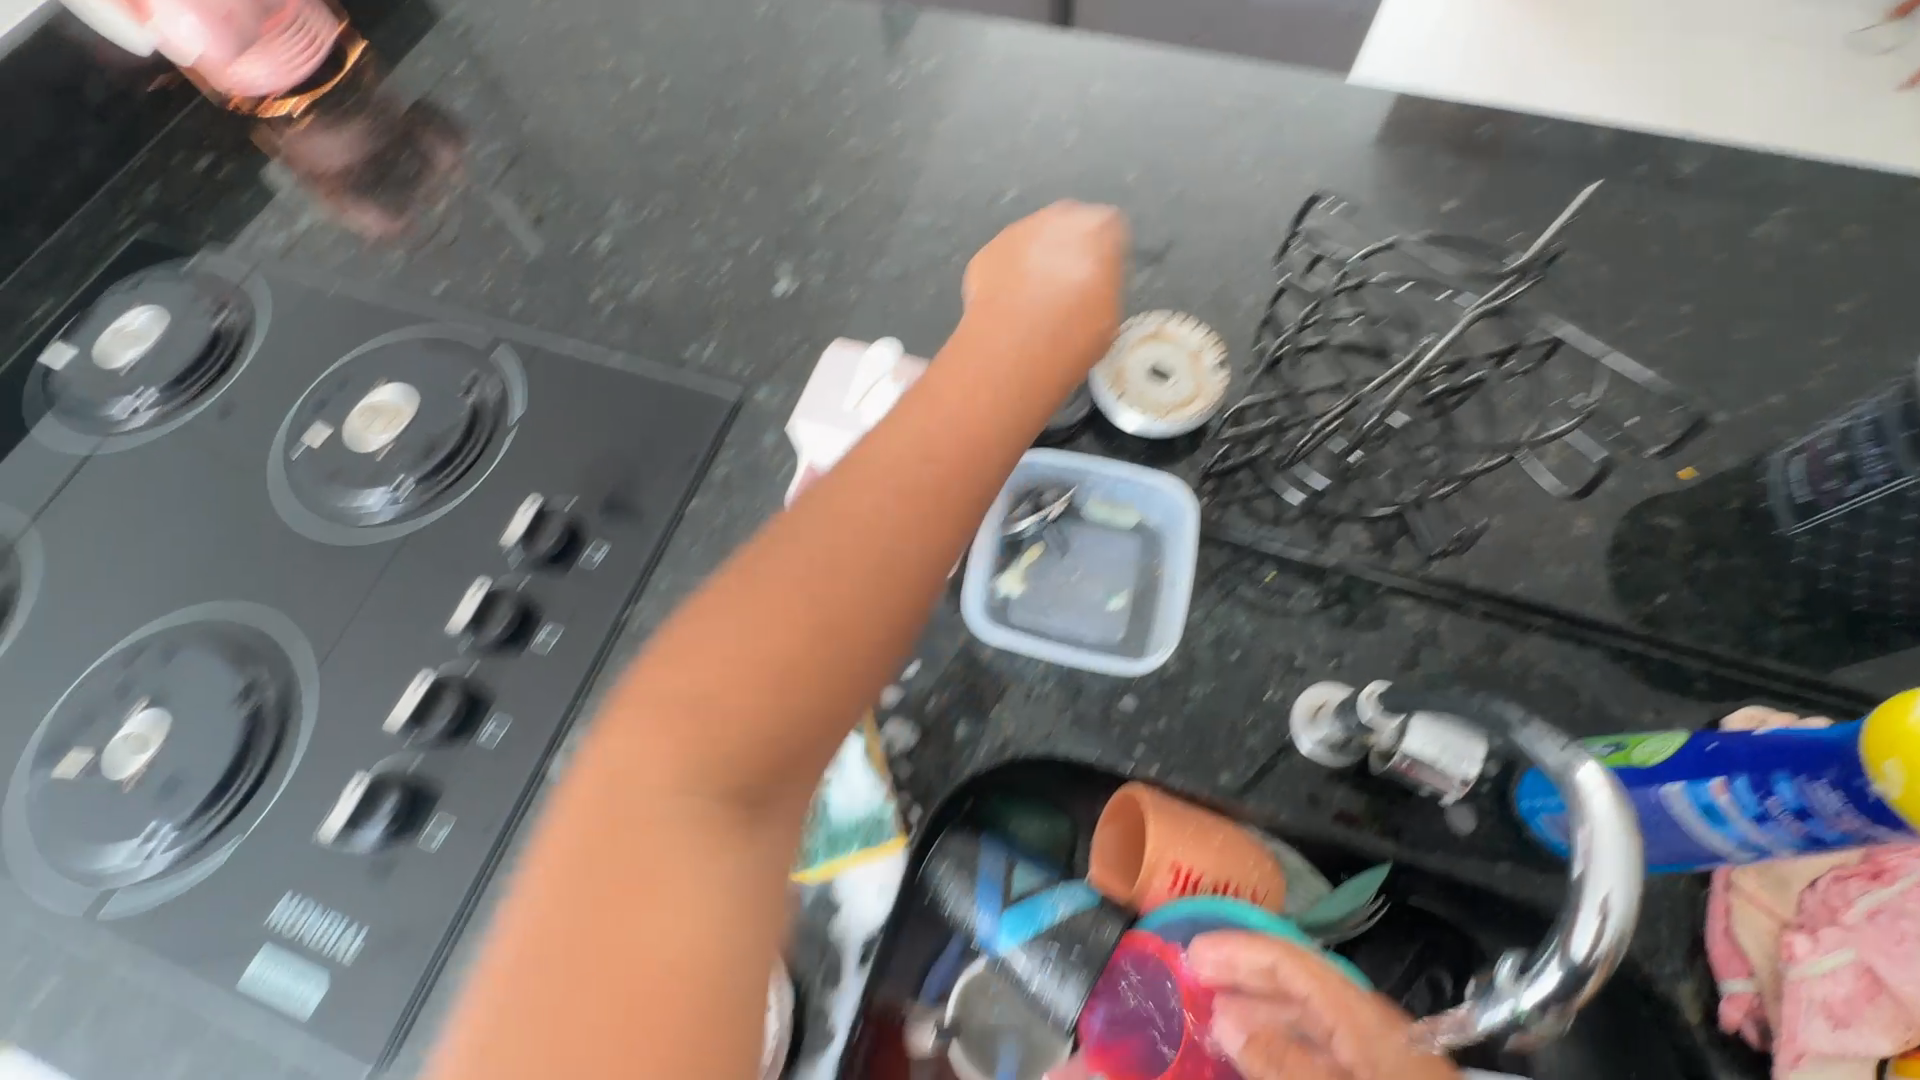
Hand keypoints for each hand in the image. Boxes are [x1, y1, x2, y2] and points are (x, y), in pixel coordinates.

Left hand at [960, 201, 1129, 377]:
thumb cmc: (1073, 335)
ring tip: (1036, 298)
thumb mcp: (1109, 315)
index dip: (1105, 256)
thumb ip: (1105, 285)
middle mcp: (1060, 217)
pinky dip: (1009, 273)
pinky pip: (1006, 258)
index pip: (1111, 230)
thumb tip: (1095, 286)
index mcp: (1101, 227)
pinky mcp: (987, 250)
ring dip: (1038, 259)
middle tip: (1069, 286)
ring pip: (1035, 239)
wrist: (1013, 348)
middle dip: (1070, 249)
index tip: (1100, 279)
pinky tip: (1009, 303)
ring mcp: (1018, 230)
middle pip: (1071, 225)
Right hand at [1048, 931, 1460, 1079]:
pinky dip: (1284, 1039)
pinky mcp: (1376, 1071)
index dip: (1240, 950)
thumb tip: (1224, 1018)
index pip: (1292, 961)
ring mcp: (1377, 1052)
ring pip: (1309, 1014)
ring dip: (1259, 1007)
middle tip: (1192, 974)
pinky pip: (1320, 1043)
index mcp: (1361, 1014)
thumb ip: (1281, 1059)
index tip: (1194, 951)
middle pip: (1298, 980)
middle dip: (1243, 972)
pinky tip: (1258, 1052)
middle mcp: (1369, 1023)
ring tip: (1215, 1013)